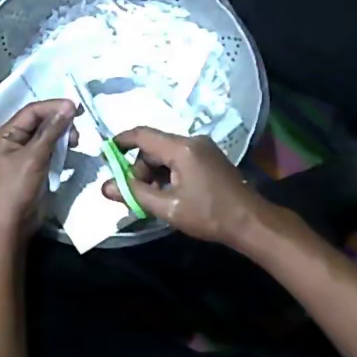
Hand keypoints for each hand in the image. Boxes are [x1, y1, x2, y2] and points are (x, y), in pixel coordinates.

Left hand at [0, 99, 75, 241]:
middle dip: (59, 122)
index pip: (32, 111)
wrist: (12, 223)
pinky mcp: (35, 168)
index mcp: (6, 134)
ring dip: (62, 135)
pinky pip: (49, 151)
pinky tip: (71, 151)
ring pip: (46, 136)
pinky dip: (60, 149)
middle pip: (40, 122)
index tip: (76, 108)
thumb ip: (51, 131)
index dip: (53, 107)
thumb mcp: (35, 156)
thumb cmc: (17, 187)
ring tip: (75, 142)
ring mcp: (24, 155)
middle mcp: (14, 141)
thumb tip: (68, 107)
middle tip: (77, 130)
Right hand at [102, 127, 271, 245]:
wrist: (250, 221)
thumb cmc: (208, 215)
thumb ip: (134, 194)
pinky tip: (169, 193)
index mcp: (182, 148)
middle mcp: (192, 141)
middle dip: (140, 168)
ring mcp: (203, 148)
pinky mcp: (209, 157)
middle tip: (136, 194)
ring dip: (154, 173)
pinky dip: (168, 172)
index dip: (121, 142)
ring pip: (166, 154)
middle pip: (154, 147)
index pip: (142, 135)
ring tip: (154, 198)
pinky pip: (179, 158)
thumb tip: (105, 187)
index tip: (106, 153)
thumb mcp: (167, 208)